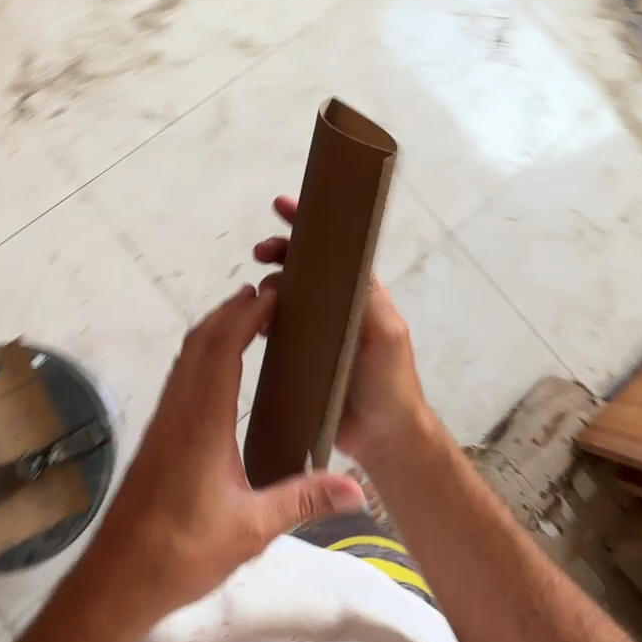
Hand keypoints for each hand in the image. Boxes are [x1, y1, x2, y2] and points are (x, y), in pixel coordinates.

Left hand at [75, 285, 365, 628]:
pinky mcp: (158, 435)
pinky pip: (181, 376)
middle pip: (201, 342)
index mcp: (202, 420)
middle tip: (265, 297)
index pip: (223, 349)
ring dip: (214, 330)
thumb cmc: (183, 550)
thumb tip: (356, 488)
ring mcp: (164, 420)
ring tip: (246, 320)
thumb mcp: (252, 528)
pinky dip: (202, 354)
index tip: (272, 295)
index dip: (245, 315)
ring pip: (186, 357)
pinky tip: (219, 371)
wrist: (118, 576)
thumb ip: (303, 500)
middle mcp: (179, 409)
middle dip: (230, 312)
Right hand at [253, 196, 430, 468]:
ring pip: (287, 295)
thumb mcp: (385, 333)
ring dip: (269, 285)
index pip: (333, 250)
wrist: (382, 436)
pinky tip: (251, 321)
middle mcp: (336, 307)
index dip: (308, 226)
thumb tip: (343, 261)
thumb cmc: (390, 381)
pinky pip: (277, 328)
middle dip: (281, 251)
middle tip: (260, 252)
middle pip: (304, 267)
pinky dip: (262, 317)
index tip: (282, 206)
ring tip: (256, 292)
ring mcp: (317, 331)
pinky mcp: (301, 356)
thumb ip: (367, 299)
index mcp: (359, 294)